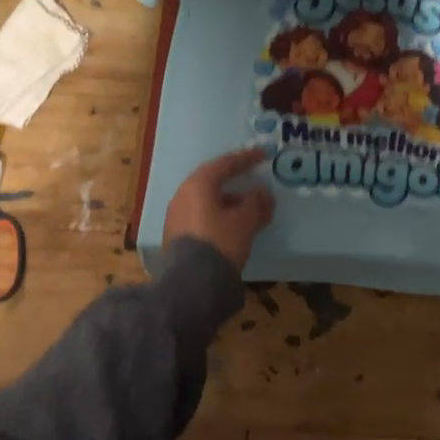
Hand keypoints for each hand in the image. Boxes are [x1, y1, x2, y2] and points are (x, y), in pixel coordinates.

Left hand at [164, 148, 275, 269]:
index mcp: (198, 184)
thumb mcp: (245, 221)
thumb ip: (257, 203)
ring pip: (207, 201)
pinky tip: (234, 227)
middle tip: (255, 184)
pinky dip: (219, 216)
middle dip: (237, 183)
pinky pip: (201, 216)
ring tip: (250, 211)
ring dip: (229, 202)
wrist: (191, 284)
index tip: (262, 155)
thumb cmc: (220, 242)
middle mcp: (183, 195)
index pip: (225, 164)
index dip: (246, 159)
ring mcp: (176, 216)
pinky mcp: (176, 235)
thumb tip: (263, 193)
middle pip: (213, 182)